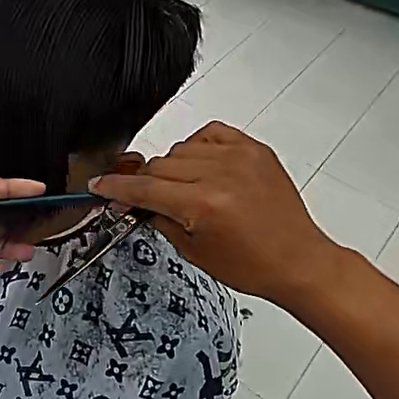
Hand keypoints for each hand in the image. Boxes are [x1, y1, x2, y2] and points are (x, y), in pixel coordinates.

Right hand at [87, 123, 345, 303]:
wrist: (297, 261)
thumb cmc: (255, 265)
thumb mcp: (194, 251)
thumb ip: (160, 219)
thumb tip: (136, 202)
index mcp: (204, 204)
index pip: (145, 188)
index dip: (116, 188)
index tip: (101, 185)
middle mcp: (222, 174)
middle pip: (159, 165)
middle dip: (145, 184)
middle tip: (145, 200)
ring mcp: (240, 158)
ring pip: (181, 148)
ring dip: (173, 168)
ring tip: (184, 191)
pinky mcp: (255, 150)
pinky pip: (212, 133)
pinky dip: (200, 146)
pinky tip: (202, 166)